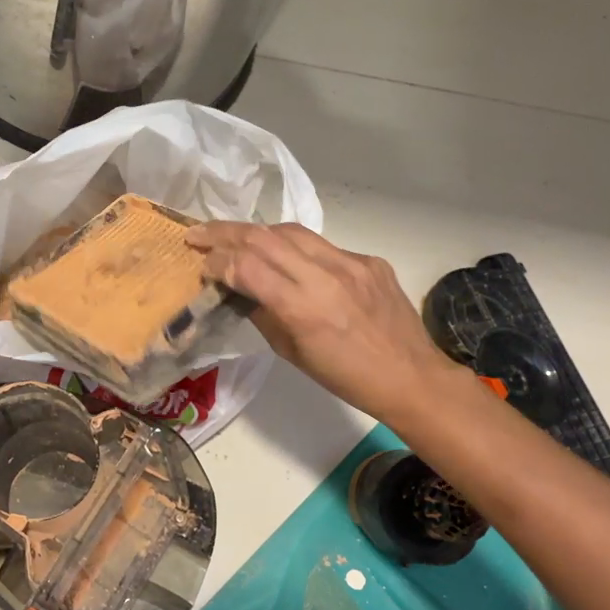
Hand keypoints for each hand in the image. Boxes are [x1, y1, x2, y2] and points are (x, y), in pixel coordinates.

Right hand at [186, 223, 466, 424]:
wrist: (412, 377)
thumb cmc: (345, 377)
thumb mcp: (290, 352)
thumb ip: (261, 313)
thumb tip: (236, 288)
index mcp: (303, 308)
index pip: (246, 266)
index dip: (216, 261)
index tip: (199, 264)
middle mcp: (325, 276)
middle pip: (262, 238)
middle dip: (223, 233)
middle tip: (197, 234)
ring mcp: (351, 263)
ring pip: (291, 231)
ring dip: (256, 233)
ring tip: (233, 238)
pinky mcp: (368, 260)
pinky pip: (321, 245)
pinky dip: (294, 247)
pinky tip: (286, 259)